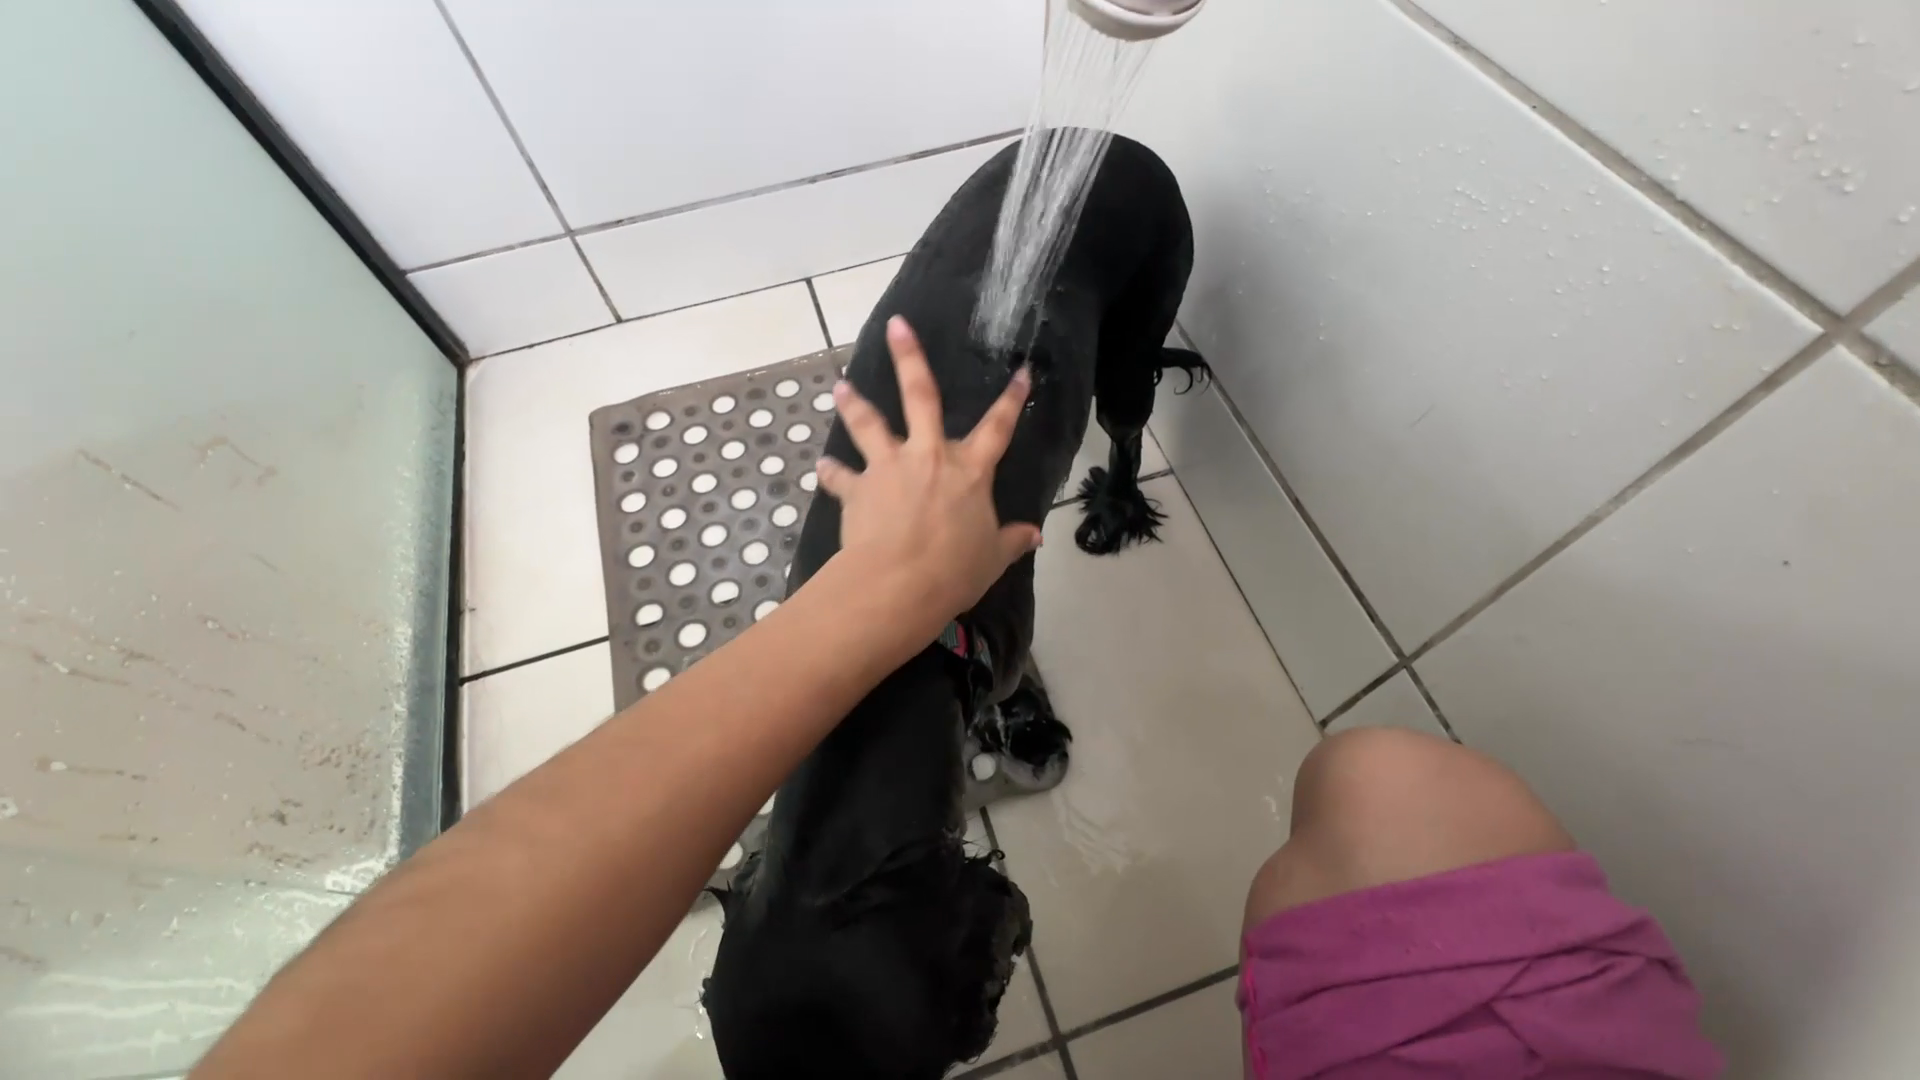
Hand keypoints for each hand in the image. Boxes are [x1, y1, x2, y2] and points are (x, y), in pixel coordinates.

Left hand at [816, 316, 1042, 626]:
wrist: (898, 583)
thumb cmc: (954, 570)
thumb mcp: (992, 557)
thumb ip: (1012, 540)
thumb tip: (1033, 535)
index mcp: (969, 470)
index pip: (999, 428)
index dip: (1012, 401)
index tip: (1021, 373)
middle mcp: (928, 456)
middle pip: (921, 396)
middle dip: (909, 357)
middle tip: (896, 325)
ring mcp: (889, 468)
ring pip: (869, 424)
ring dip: (855, 403)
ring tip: (840, 385)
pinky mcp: (857, 489)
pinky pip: (841, 477)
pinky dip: (831, 472)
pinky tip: (822, 467)